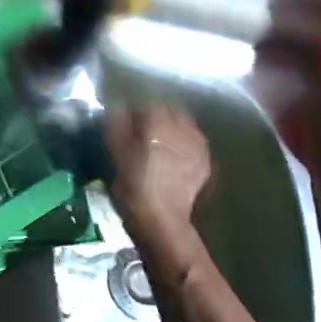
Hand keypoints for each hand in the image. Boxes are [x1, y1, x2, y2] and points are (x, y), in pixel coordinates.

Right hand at [105, 107, 210, 236]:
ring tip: (160, 144)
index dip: (137, 108)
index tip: (128, 119)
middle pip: (172, 109)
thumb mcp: (114, 152)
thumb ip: (116, 123)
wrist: (161, 221)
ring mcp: (198, 145)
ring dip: (173, 129)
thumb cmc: (132, 185)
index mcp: (159, 122)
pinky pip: (194, 143)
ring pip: (185, 125)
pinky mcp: (206, 162)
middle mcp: (183, 128)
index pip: (150, 100)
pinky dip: (183, 145)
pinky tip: (173, 158)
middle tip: (144, 130)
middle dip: (158, 115)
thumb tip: (117, 105)